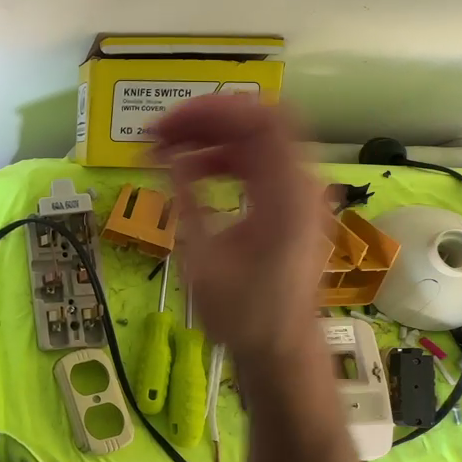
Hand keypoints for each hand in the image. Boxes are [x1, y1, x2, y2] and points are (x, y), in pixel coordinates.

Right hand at [150, 95, 326, 367]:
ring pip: (259, 141)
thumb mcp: (202, 257)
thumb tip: (163, 154)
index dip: (207, 112)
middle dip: (205, 120)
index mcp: (286, 194)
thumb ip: (185, 198)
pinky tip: (191, 173)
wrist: (280, 349)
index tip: (162, 127)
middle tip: (158, 136)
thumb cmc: (241, 312)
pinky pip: (260, 164)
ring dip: (212, 138)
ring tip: (167, 152)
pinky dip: (225, 159)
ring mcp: (301, 194)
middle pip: (258, 123)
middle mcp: (302, 184)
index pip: (256, 121)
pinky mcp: (292, 207)